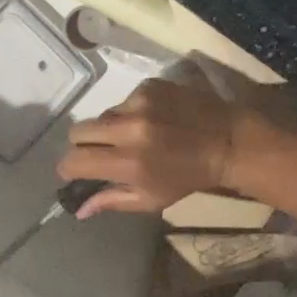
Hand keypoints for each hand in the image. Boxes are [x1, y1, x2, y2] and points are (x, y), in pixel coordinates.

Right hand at [58, 79, 268, 216]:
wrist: (228, 141)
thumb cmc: (189, 177)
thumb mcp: (151, 199)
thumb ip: (112, 201)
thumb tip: (78, 210)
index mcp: (129, 163)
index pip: (75, 160)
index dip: (68, 167)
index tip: (73, 171)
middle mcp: (129, 130)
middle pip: (78, 131)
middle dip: (83, 144)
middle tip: (99, 152)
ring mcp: (139, 103)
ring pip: (101, 115)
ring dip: (109, 128)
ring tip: (133, 136)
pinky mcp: (149, 86)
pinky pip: (123, 100)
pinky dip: (131, 112)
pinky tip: (151, 119)